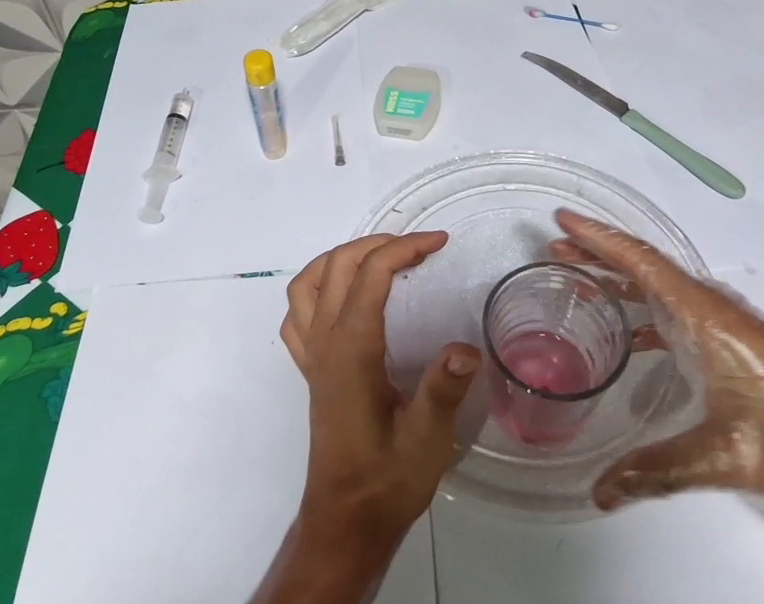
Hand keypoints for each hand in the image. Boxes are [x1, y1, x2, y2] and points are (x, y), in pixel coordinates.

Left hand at [277, 231, 481, 558]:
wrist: (347, 520)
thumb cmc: (387, 480)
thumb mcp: (426, 439)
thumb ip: (442, 390)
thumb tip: (464, 346)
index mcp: (352, 352)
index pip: (370, 277)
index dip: (404, 250)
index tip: (440, 243)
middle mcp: (325, 345)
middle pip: (336, 268)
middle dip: (377, 245)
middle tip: (420, 247)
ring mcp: (313, 358)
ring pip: (307, 286)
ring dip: (340, 259)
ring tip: (381, 258)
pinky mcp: (312, 373)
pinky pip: (298, 316)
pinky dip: (317, 290)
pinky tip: (344, 298)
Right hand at [550, 210, 763, 527]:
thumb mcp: (726, 457)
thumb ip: (657, 472)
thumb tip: (599, 492)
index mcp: (708, 318)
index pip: (644, 264)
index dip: (601, 239)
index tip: (564, 220)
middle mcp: (715, 312)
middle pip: (649, 269)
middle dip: (601, 254)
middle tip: (556, 248)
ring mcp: (727, 329)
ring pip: (663, 291)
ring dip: (622, 281)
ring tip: (580, 282)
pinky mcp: (737, 349)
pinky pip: (679, 315)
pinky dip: (646, 313)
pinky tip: (630, 338)